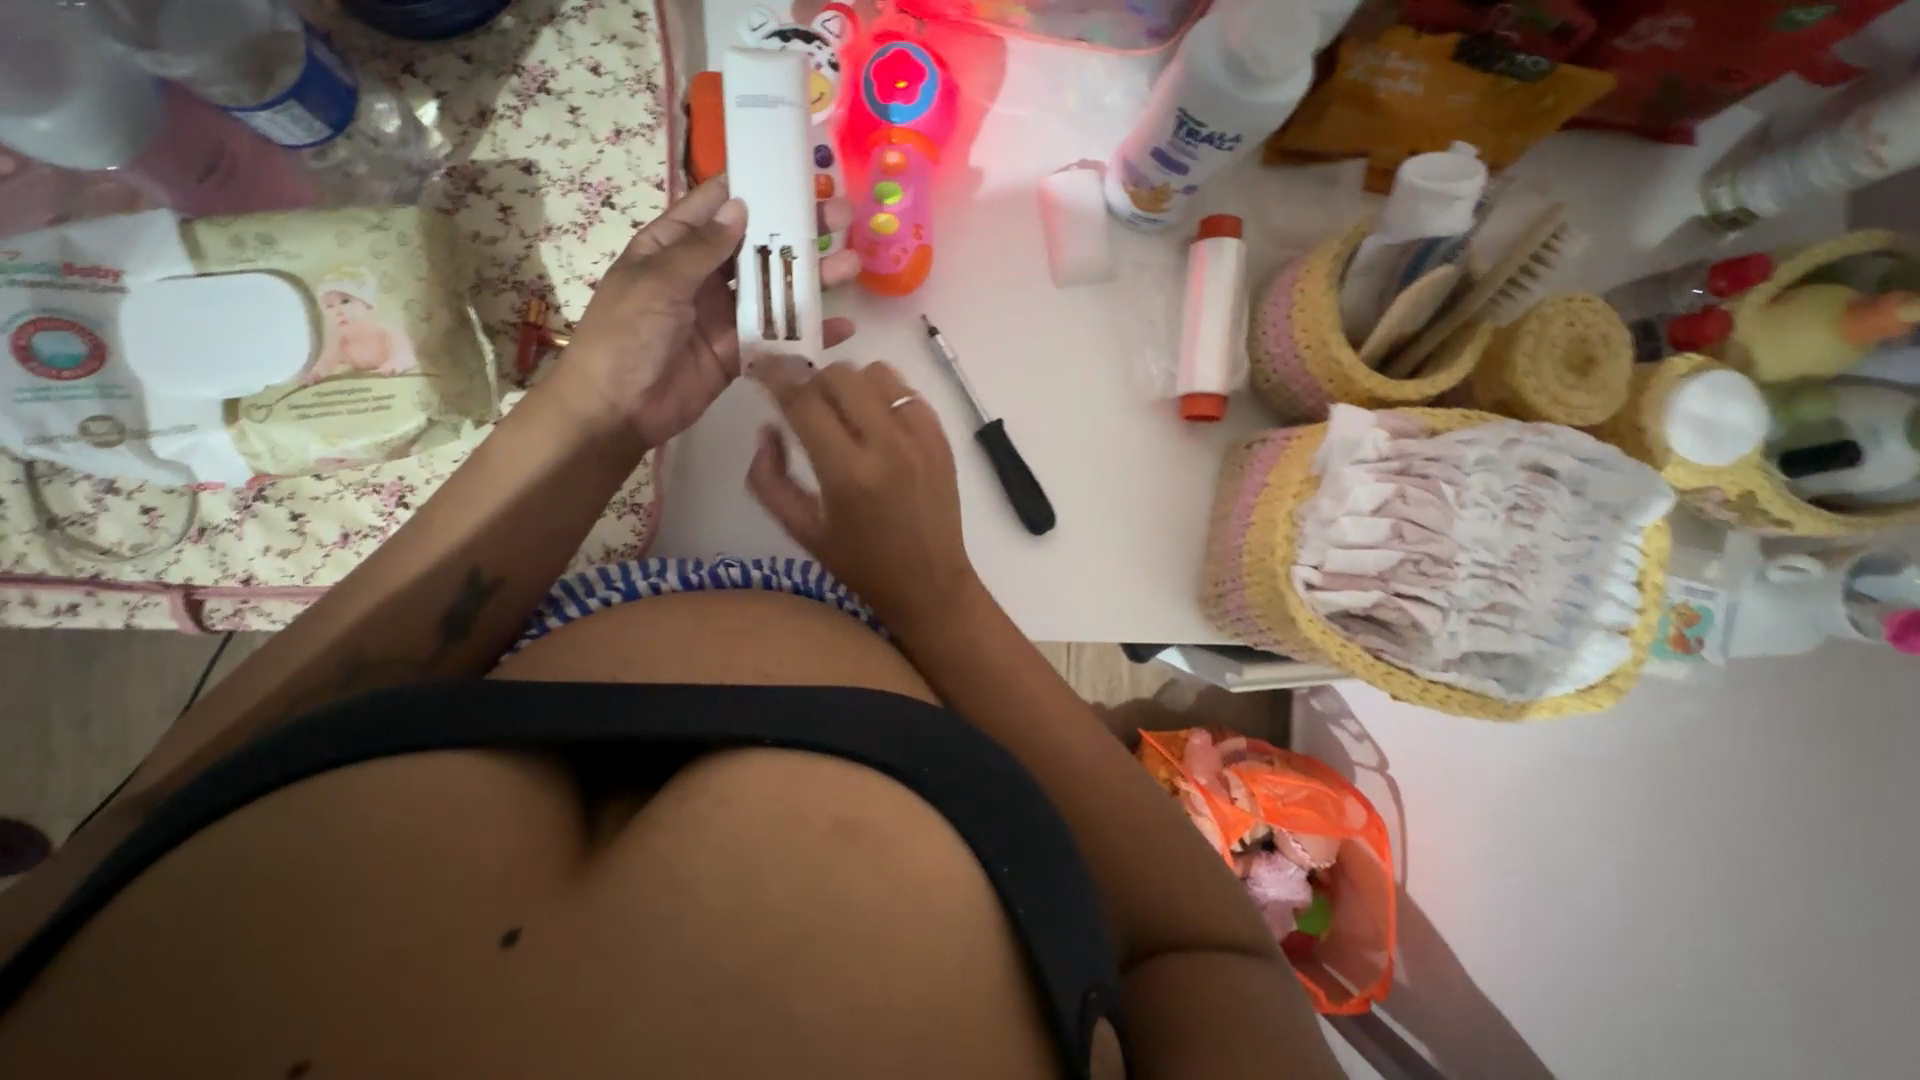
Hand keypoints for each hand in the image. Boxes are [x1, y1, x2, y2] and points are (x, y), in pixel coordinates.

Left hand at [546, 176, 861, 450]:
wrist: (617, 410)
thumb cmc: (624, 336)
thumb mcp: (657, 282)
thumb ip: (702, 248)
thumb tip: (740, 207)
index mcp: (672, 247)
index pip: (715, 206)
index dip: (753, 188)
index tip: (794, 173)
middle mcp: (703, 275)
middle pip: (755, 245)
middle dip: (795, 230)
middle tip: (838, 216)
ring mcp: (724, 314)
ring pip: (773, 288)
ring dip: (810, 277)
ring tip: (851, 264)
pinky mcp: (740, 352)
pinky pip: (777, 336)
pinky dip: (807, 332)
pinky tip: (841, 325)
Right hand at [747, 361, 983, 632]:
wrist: (930, 583)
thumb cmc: (860, 564)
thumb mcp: (801, 530)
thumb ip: (769, 478)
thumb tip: (768, 428)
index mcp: (847, 473)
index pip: (803, 400)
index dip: (776, 376)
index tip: (762, 368)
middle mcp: (887, 445)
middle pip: (839, 375)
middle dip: (812, 380)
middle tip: (804, 401)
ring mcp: (920, 437)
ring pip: (876, 373)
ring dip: (850, 384)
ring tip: (843, 411)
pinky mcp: (941, 437)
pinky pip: (907, 391)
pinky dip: (884, 395)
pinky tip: (876, 421)